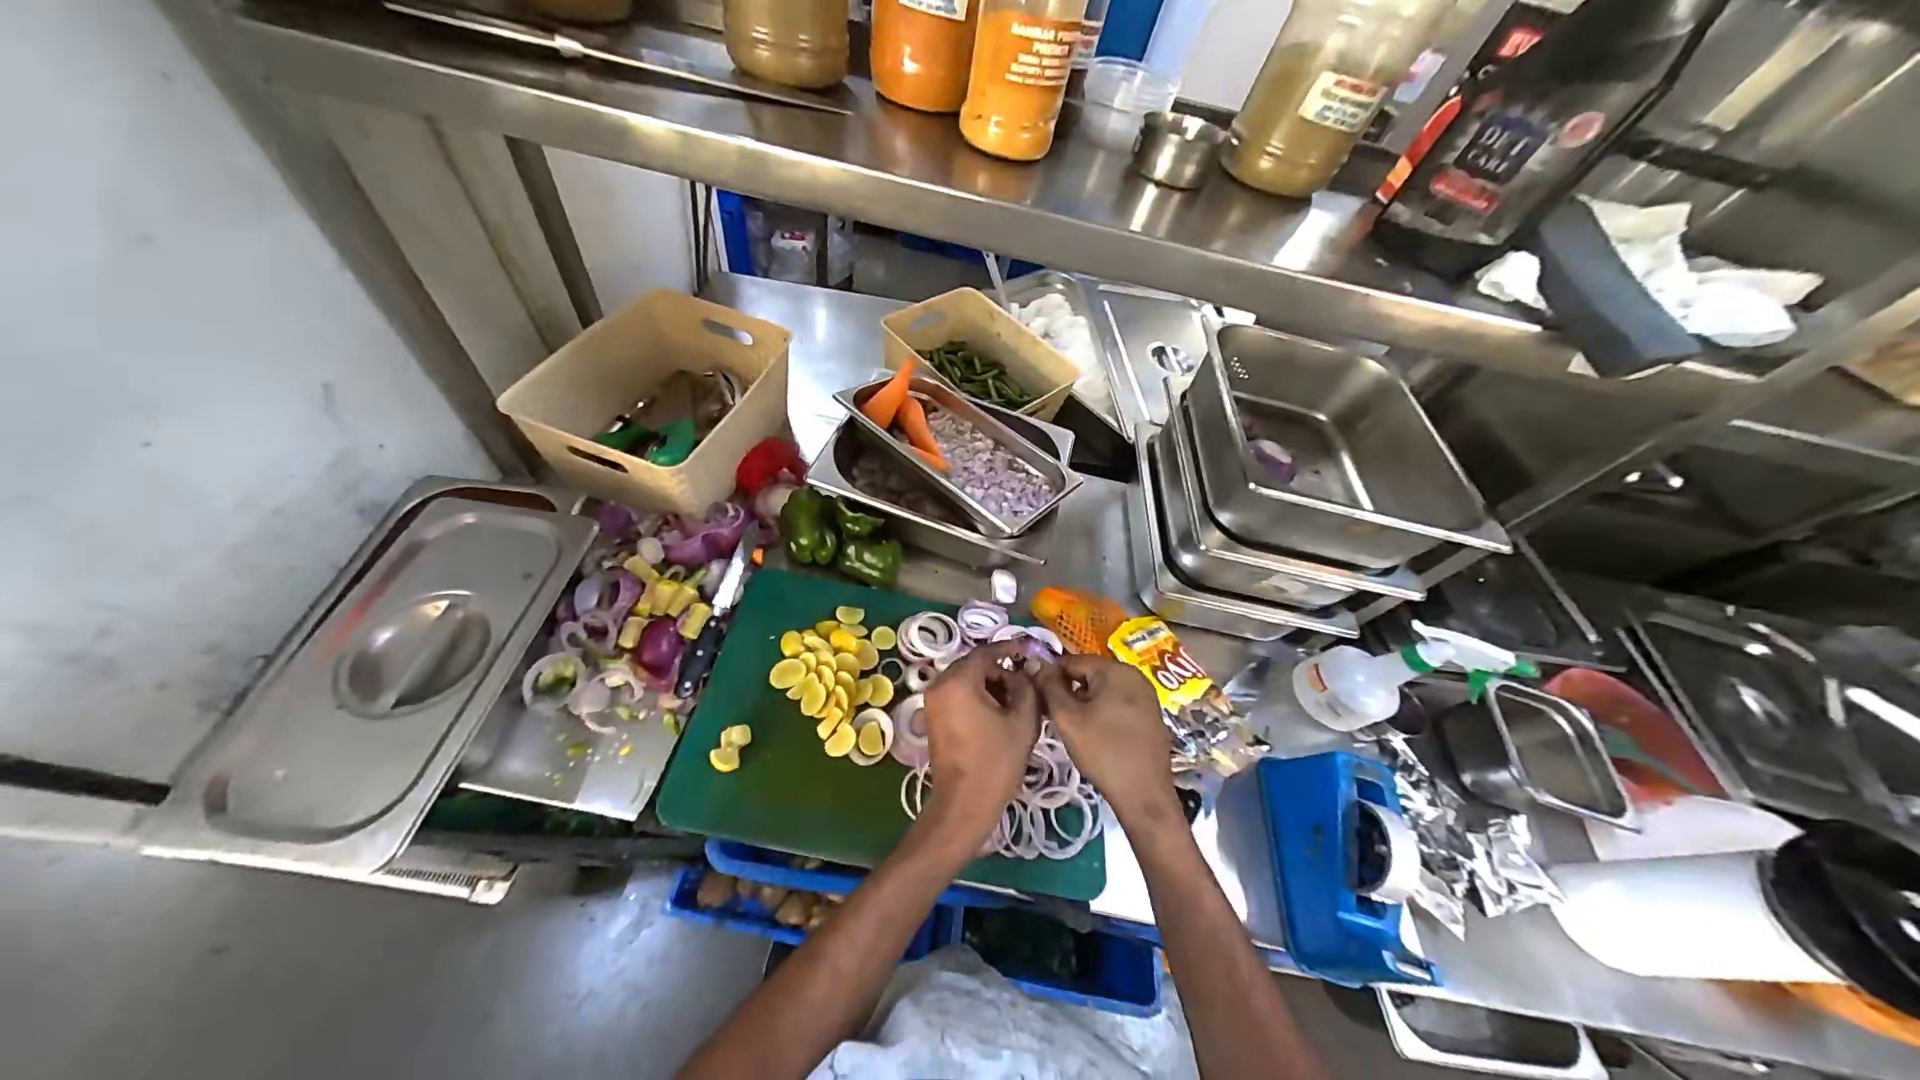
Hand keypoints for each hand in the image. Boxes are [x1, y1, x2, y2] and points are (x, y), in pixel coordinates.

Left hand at [917, 641, 1039, 850]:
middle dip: (999, 670)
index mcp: (958, 681)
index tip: (1028, 651)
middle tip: (1025, 682)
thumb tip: (1021, 673)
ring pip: (964, 680)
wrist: (964, 803)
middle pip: (973, 665)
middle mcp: (939, 684)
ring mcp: (932, 702)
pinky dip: (975, 695)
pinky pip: (956, 695)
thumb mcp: (1023, 720)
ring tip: (1014, 700)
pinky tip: (996, 712)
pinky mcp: (932, 717)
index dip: (1009, 649)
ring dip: (988, 683)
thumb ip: (1025, 686)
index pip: (986, 652)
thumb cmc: (996, 760)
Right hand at [1035, 655, 1178, 826]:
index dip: (1049, 677)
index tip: (1036, 697)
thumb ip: (1049, 686)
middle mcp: (1135, 675)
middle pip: (1088, 674)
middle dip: (1067, 690)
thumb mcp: (1068, 717)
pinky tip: (1092, 733)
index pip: (1072, 661)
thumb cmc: (1103, 751)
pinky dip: (1100, 711)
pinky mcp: (1149, 715)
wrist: (1144, 794)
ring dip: (1082, 702)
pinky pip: (1116, 702)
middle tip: (1051, 715)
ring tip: (1070, 726)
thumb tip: (1034, 662)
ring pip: (1102, 689)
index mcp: (1116, 670)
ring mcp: (1145, 695)